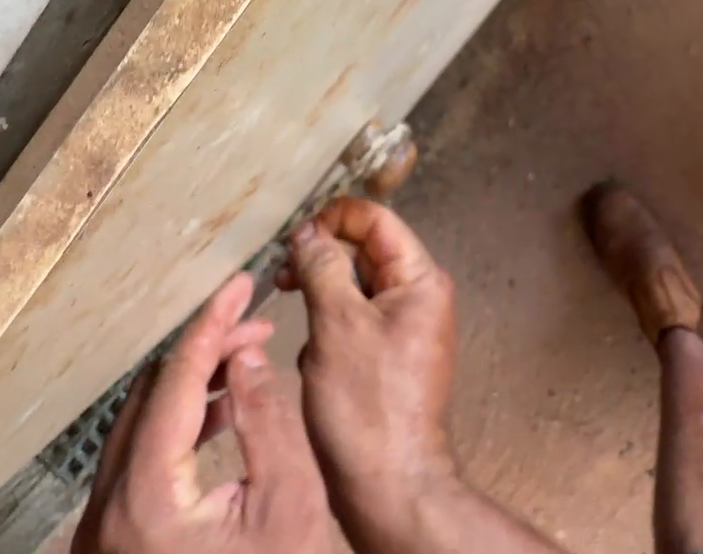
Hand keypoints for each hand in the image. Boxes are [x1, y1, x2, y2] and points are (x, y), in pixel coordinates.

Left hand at [73, 273, 331, 553]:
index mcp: (144, 498)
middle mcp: (106, 510)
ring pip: (141, 423)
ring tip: (246, 360)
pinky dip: (179, 423)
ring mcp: (102, 531)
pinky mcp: (114, 541)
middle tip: (256, 325)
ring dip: (194, 383)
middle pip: (151, 395)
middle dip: (205, 349)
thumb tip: (244, 354)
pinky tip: (219, 413)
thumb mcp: (290, 504)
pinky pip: (139, 456)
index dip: (213, 322)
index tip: (241, 282)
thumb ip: (266, 419)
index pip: (177, 378)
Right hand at [280, 198, 460, 538]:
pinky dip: (327, 325)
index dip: (335, 218)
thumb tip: (307, 231)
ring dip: (320, 292)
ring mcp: (403, 326)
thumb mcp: (337, 323)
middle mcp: (417, 296)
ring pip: (354, 286)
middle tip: (282, 273)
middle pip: (364, 250)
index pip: (377, 220)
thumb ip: (322, 267)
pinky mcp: (385, 353)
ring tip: (291, 306)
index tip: (295, 234)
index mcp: (419, 279)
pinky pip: (352, 319)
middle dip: (322, 256)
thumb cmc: (367, 403)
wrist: (388, 483)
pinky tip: (312, 353)